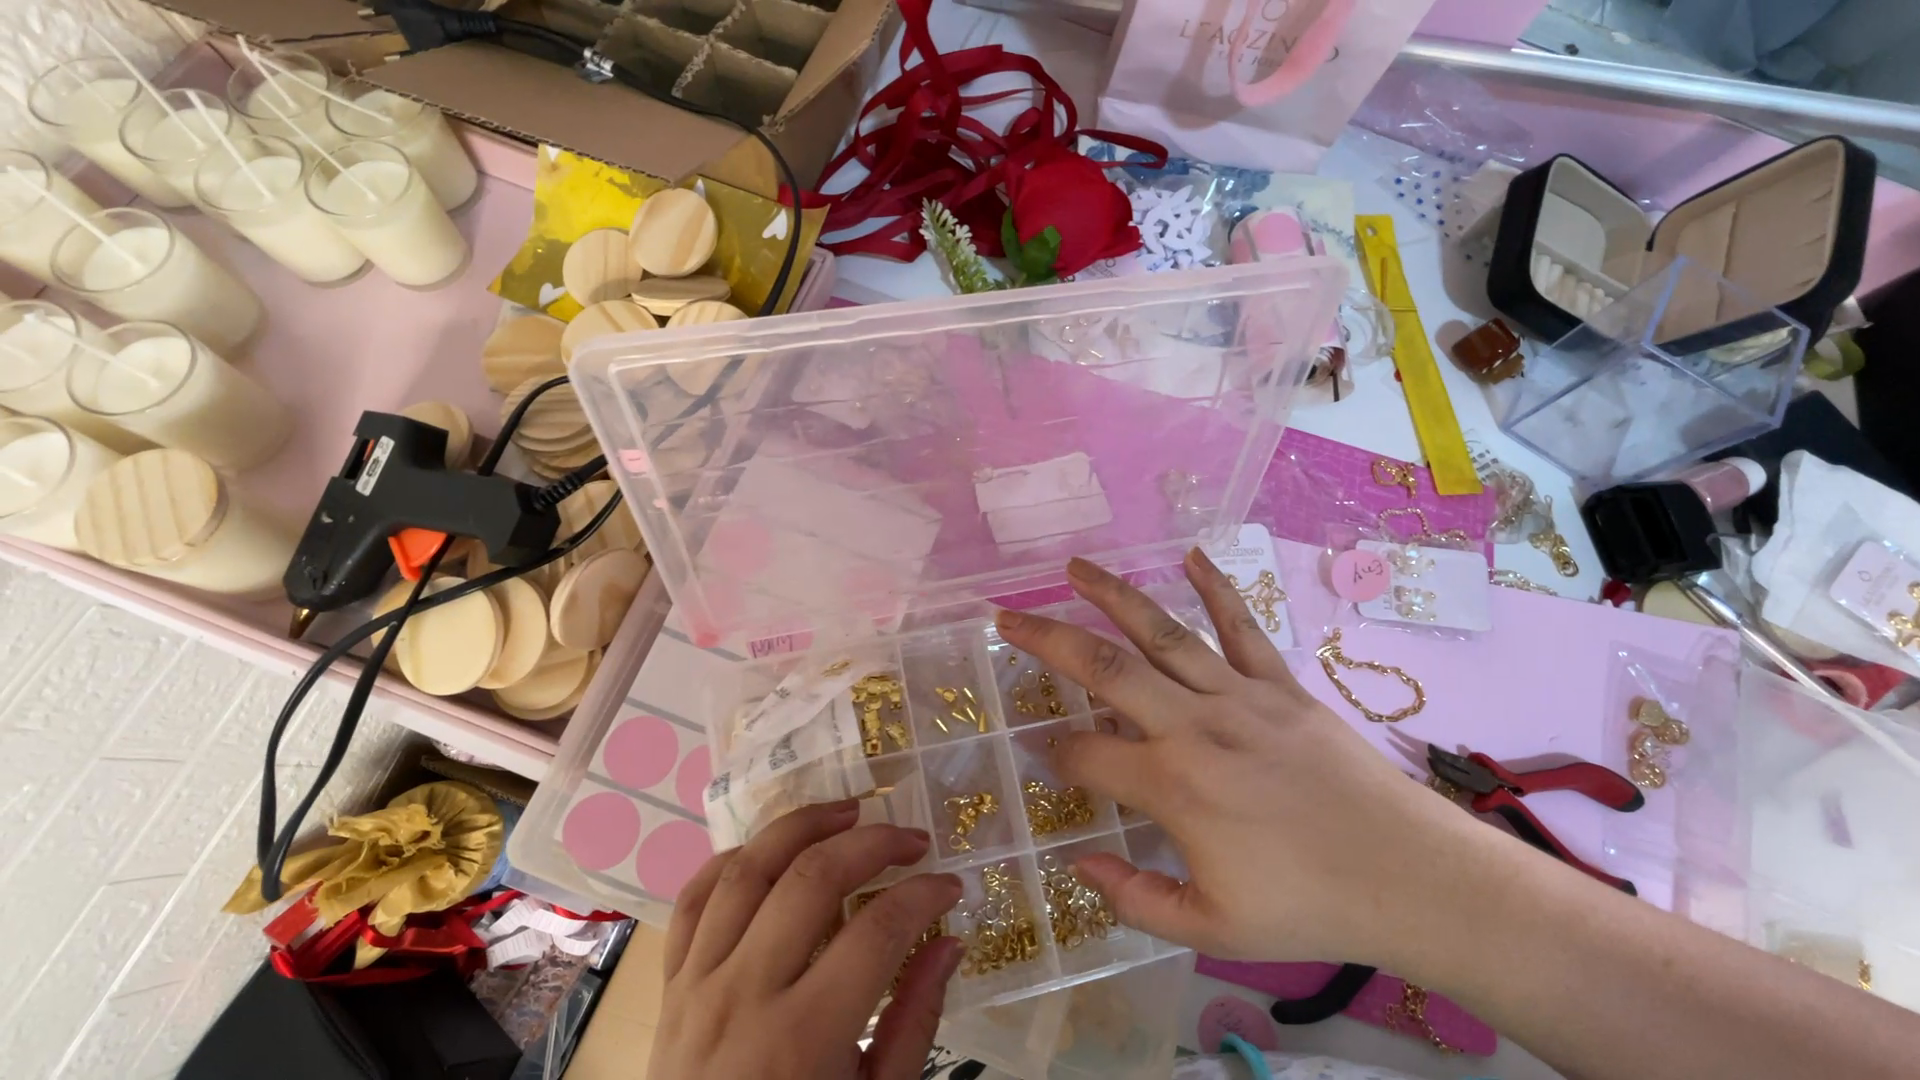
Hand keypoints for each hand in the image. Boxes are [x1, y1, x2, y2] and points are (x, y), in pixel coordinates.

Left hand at [649, 803, 965, 1079]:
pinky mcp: (671, 982)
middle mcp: (744, 994)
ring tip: (849, 809)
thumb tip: (949, 941)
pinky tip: (771, 848)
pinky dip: (733, 860)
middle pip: (811, 880)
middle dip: (872, 843)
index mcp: (803, 1038)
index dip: (922, 896)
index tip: (950, 884)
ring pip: (748, 870)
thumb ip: (914, 1022)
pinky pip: (695, 898)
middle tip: (913, 839)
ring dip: (802, 825)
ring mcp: (698, 982)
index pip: (877, 933)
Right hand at [993, 551, 1496, 968]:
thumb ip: (1133, 899)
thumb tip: (1080, 864)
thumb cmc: (1306, 905)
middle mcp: (1194, 726)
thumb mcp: (1209, 927)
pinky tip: (1191, 554)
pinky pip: (1242, 626)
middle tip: (1006, 617)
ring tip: (1073, 568)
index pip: (1086, 753)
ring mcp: (1239, 696)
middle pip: (1105, 668)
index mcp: (1171, 786)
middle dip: (1048, 640)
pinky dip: (1216, 588)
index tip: (1044, 752)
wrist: (1408, 875)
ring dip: (1112, 596)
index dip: (1054, 752)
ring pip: (1162, 633)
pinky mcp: (1281, 685)